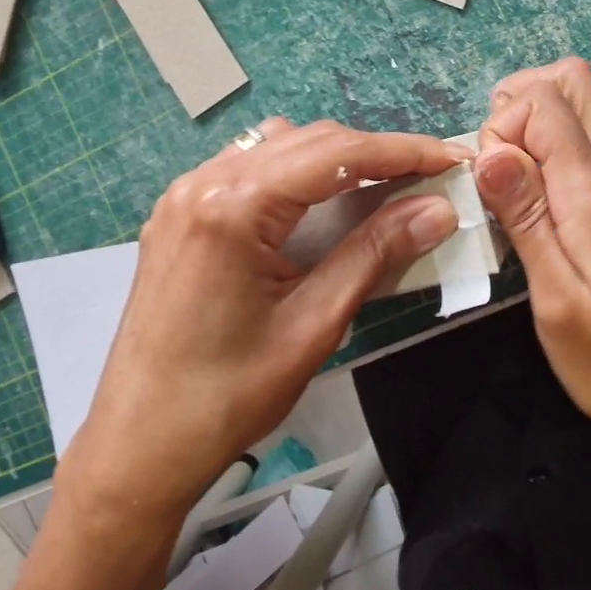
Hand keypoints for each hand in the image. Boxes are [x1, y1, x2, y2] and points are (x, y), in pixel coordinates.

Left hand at [66, 118, 469, 513]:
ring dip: (334, 161)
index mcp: (233, 207)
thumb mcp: (313, 324)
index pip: (336, 154)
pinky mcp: (180, 216)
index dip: (402, 152)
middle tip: (428, 179)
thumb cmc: (226, 397)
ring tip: (382, 190)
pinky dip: (295, 176)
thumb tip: (438, 210)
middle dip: (373, 155)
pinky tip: (320, 208)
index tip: (451, 158)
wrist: (139, 448)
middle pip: (308, 141)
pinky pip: (249, 170)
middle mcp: (203, 183)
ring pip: (278, 147)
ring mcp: (184, 196)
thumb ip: (375, 254)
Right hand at [473, 58, 590, 452]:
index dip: (501, 127)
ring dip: (534, 122)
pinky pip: (586, 137)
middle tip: (496, 166)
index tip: (489, 184)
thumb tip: (491, 154)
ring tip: (510, 184)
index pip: (544, 101)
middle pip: (571, 80)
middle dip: (518, 103)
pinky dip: (550, 145)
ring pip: (580, 103)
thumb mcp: (558, 302)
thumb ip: (526, 220)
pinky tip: (534, 199)